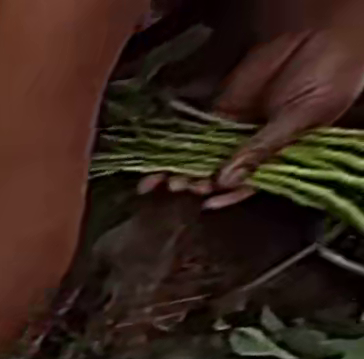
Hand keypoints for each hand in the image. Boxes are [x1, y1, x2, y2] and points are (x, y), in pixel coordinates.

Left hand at [141, 9, 363, 207]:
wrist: (312, 35)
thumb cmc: (330, 68)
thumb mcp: (309, 111)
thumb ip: (267, 146)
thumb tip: (228, 180)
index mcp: (289, 148)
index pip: (258, 181)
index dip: (232, 195)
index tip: (210, 203)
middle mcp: (256, 147)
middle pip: (222, 176)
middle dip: (201, 185)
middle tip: (189, 187)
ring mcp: (231, 137)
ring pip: (199, 166)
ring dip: (181, 178)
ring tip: (171, 184)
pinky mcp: (211, 126)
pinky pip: (184, 150)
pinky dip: (166, 166)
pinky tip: (149, 180)